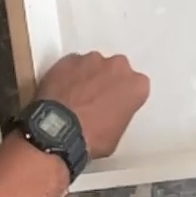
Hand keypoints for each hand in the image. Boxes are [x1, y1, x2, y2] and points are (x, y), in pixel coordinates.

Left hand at [35, 52, 149, 157]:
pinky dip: (68, 75)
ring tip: (76, 98)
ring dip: (87, 77)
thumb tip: (108, 116)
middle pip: (116, 70)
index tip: (116, 106)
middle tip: (95, 101)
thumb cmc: (92, 136)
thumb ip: (119, 115)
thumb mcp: (117, 134)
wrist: (59, 130)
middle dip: (107, 81)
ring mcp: (92, 60)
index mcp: (136, 85)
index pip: (136, 87)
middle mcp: (117, 67)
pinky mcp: (69, 59)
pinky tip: (62, 92)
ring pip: (93, 65)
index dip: (124, 97)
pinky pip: (72, 65)